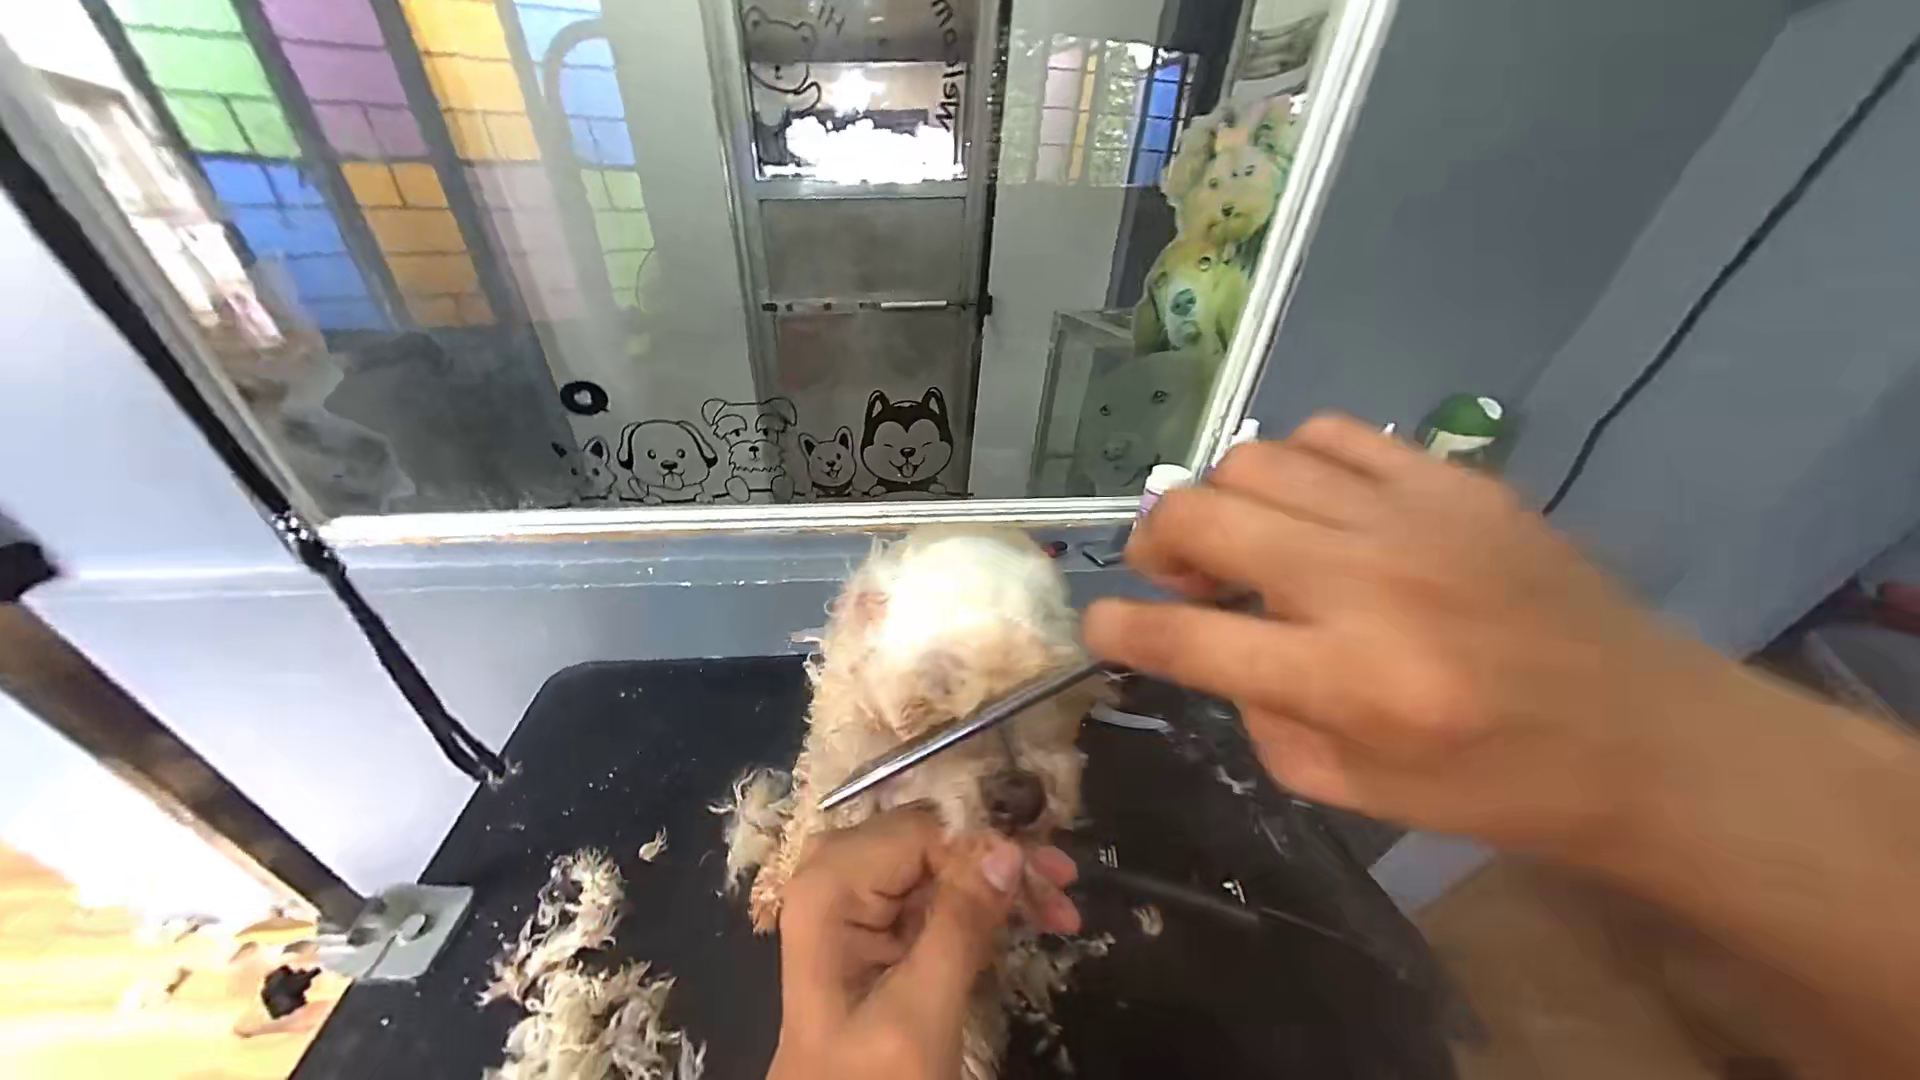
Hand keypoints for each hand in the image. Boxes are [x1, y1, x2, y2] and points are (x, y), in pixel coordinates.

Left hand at [768, 807, 1079, 1079]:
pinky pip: (936, 886)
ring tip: (1058, 908)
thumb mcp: (919, 1014)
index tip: (1051, 871)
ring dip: (1000, 882)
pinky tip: (1024, 917)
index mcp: (831, 882)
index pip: (925, 832)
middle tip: (1063, 883)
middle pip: (935, 840)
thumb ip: (961, 925)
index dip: (989, 846)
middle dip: (1001, 860)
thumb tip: (1009, 849)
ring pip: (942, 859)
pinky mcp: (872, 912)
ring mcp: (853, 888)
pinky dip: (980, 903)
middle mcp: (836, 868)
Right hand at [1084, 413, 1739, 859]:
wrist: (1650, 736)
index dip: (1118, 627)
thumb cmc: (1484, 782)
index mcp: (1345, 680)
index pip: (1186, 639)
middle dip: (1153, 542)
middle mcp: (1367, 583)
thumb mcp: (1338, 782)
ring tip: (1239, 537)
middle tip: (1169, 570)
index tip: (1095, 623)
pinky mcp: (1452, 480)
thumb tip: (1202, 633)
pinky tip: (1305, 506)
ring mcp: (1412, 516)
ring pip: (1252, 461)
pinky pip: (1328, 434)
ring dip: (1218, 502)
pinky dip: (1290, 466)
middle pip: (1201, 517)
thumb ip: (1248, 704)